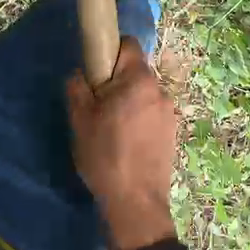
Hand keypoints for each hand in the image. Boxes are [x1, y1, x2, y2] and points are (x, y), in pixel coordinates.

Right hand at [66, 38, 178, 249]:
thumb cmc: (105, 154)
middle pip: (135, 71)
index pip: (128, 44)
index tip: (96, 70)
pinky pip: (151, 112)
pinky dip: (139, 118)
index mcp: (138, 79)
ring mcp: (169, 112)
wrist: (135, 204)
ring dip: (129, 100)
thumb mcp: (79, 118)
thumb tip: (80, 74)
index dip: (111, 50)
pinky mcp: (172, 132)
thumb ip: (77, 86)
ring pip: (143, 93)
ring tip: (112, 126)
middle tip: (99, 103)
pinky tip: (127, 141)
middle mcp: (159, 90)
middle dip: (118, 80)